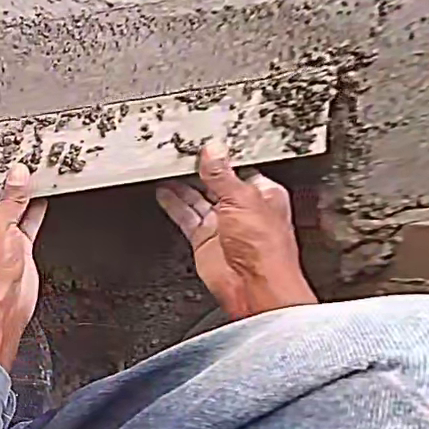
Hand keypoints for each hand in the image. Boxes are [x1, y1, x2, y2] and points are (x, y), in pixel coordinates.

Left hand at [0, 165, 47, 368]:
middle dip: (9, 185)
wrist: (2, 306)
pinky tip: (44, 197)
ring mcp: (1, 240)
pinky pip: (28, 223)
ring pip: (15, 210)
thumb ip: (10, 199)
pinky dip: (36, 211)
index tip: (5, 159)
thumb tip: (17, 176)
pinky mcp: (18, 249)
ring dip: (25, 196)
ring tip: (38, 174)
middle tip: (25, 162)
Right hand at [155, 141, 316, 319]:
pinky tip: (164, 193)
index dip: (223, 157)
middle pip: (215, 183)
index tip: (205, 144)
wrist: (251, 284)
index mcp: (261, 194)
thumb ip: (222, 174)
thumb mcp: (241, 199)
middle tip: (180, 154)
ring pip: (197, 199)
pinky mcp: (203, 239)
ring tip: (166, 169)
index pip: (239, 168)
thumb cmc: (263, 248)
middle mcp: (241, 209)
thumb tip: (212, 151)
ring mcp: (221, 225)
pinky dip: (173, 204)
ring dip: (182, 186)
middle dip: (199, 170)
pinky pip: (185, 217)